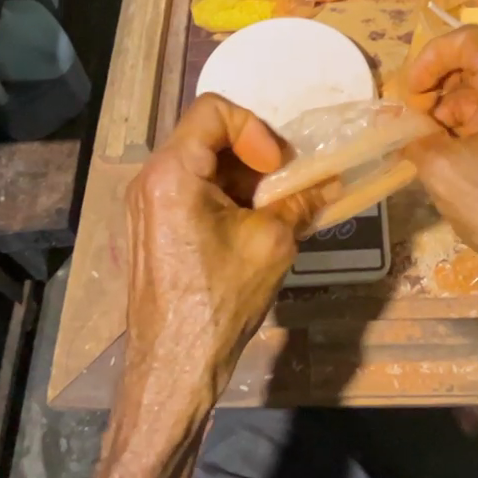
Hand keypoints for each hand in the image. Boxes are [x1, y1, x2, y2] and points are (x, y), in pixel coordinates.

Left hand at [123, 94, 315, 401]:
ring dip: (243, 176)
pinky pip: (192, 188)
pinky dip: (225, 195)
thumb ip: (302, 200)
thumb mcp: (272, 243)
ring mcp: (145, 203)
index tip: (276, 167)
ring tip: (274, 208)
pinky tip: (251, 226)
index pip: (214, 110)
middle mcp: (150, 178)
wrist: (174, 367)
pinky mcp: (151, 226)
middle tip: (285, 183)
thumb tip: (331, 181)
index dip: (254, 128)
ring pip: (202, 162)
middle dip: (254, 154)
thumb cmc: (220, 300)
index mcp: (172, 172)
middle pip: (207, 135)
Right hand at [402, 26, 477, 297]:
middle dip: (432, 85)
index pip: (467, 40)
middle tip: (410, 119)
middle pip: (468, 63)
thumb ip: (412, 135)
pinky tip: (440, 153)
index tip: (413, 92)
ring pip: (473, 90)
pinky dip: (457, 125)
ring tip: (421, 141)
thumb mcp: (442, 170)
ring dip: (442, 108)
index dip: (432, 56)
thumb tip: (389, 118)